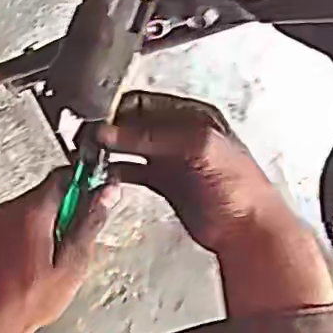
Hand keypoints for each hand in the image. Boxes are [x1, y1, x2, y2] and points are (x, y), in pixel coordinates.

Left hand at [0, 168, 116, 332]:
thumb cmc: (31, 299)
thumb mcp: (73, 264)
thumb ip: (89, 223)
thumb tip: (106, 195)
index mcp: (31, 213)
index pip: (62, 177)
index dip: (83, 185)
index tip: (96, 196)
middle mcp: (8, 210)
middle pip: (46, 193)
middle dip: (65, 209)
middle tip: (73, 240)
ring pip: (30, 207)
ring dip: (46, 221)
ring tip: (51, 255)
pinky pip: (14, 220)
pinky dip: (28, 231)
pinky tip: (33, 258)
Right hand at [99, 90, 297, 253]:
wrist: (247, 230)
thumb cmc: (238, 186)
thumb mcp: (197, 147)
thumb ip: (151, 136)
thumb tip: (109, 131)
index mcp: (192, 115)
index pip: (143, 102)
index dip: (117, 110)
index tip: (95, 122)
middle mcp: (178, 133)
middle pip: (131, 124)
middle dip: (108, 130)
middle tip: (85, 139)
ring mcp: (169, 158)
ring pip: (128, 147)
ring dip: (107, 150)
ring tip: (87, 155)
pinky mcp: (162, 181)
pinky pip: (130, 170)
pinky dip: (114, 171)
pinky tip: (102, 174)